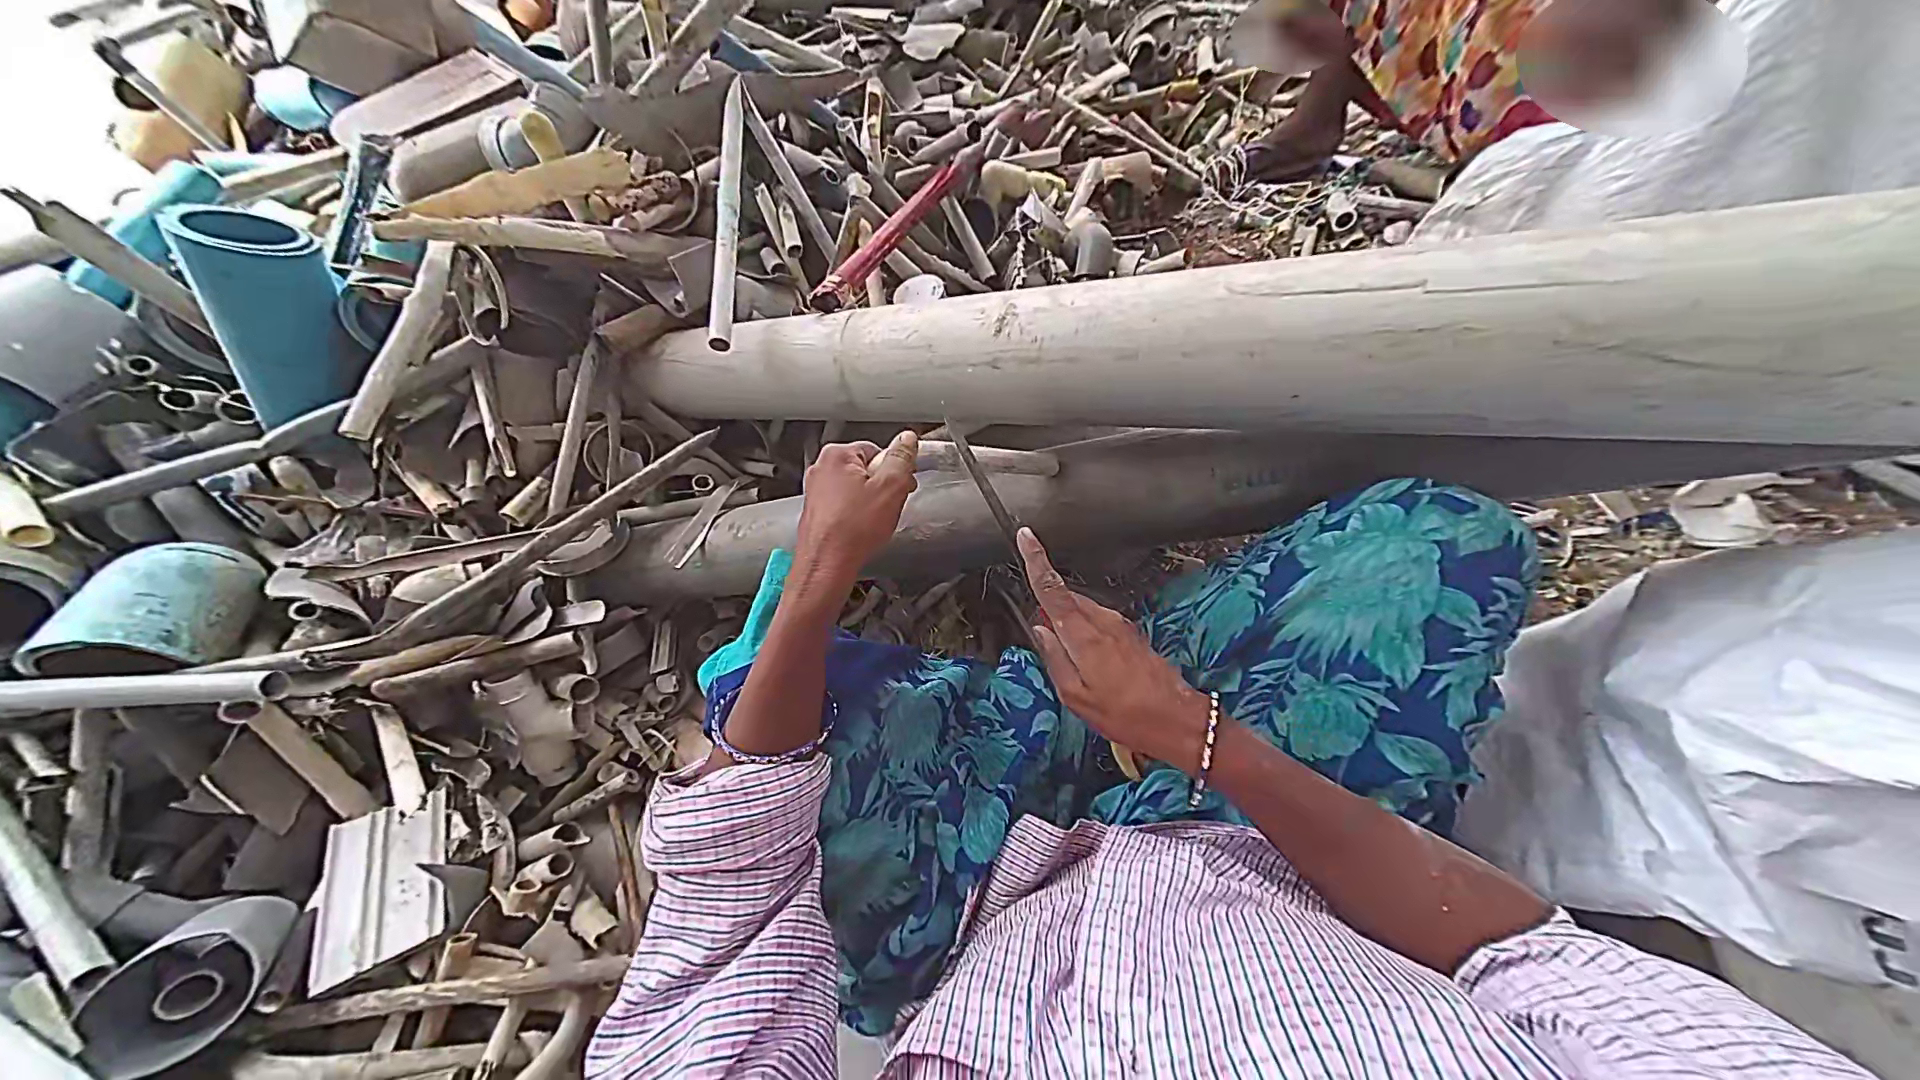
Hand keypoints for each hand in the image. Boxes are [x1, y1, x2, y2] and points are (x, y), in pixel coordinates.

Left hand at [794, 430, 919, 578]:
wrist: (826, 565)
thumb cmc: (851, 531)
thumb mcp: (890, 488)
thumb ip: (901, 459)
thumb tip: (907, 440)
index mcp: (837, 455)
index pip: (877, 450)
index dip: (895, 470)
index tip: (902, 485)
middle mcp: (822, 469)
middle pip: (866, 469)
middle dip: (882, 488)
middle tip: (889, 506)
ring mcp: (816, 492)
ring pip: (856, 490)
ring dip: (870, 504)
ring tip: (873, 522)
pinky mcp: (817, 512)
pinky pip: (845, 507)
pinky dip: (856, 517)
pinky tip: (862, 531)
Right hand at [1018, 527, 1210, 772]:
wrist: (1178, 721)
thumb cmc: (1126, 715)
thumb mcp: (1076, 696)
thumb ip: (1053, 657)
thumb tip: (1040, 629)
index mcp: (1084, 635)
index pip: (1052, 588)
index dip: (1036, 560)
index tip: (1026, 536)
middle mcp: (1104, 621)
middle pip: (1066, 598)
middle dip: (1048, 608)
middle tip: (1045, 641)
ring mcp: (1120, 625)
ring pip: (1082, 609)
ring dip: (1068, 623)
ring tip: (1073, 662)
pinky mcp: (1131, 632)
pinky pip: (1097, 621)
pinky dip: (1084, 631)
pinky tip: (1090, 662)